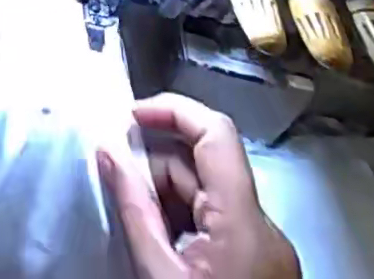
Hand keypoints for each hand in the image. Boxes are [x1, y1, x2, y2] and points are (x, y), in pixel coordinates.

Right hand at [98, 94, 300, 278]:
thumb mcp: (158, 276)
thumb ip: (133, 209)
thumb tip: (107, 152)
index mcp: (245, 222)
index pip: (215, 133)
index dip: (173, 110)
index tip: (130, 115)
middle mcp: (264, 226)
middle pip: (207, 165)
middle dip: (158, 160)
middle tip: (114, 169)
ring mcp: (265, 248)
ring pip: (211, 194)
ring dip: (167, 191)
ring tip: (129, 206)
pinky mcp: (260, 267)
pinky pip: (219, 223)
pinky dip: (184, 218)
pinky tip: (155, 235)